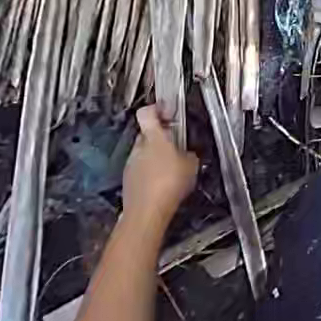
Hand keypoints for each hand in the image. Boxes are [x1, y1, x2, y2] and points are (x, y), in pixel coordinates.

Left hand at [120, 105, 197, 225]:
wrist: (146, 212)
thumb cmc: (170, 183)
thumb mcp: (191, 166)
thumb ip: (189, 155)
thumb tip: (186, 154)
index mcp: (154, 138)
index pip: (147, 112)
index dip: (157, 109)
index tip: (169, 112)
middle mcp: (138, 147)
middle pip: (147, 134)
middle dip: (161, 137)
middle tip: (177, 146)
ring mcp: (131, 164)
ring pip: (143, 152)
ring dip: (155, 156)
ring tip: (172, 169)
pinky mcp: (128, 180)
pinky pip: (141, 169)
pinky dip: (150, 172)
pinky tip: (163, 184)